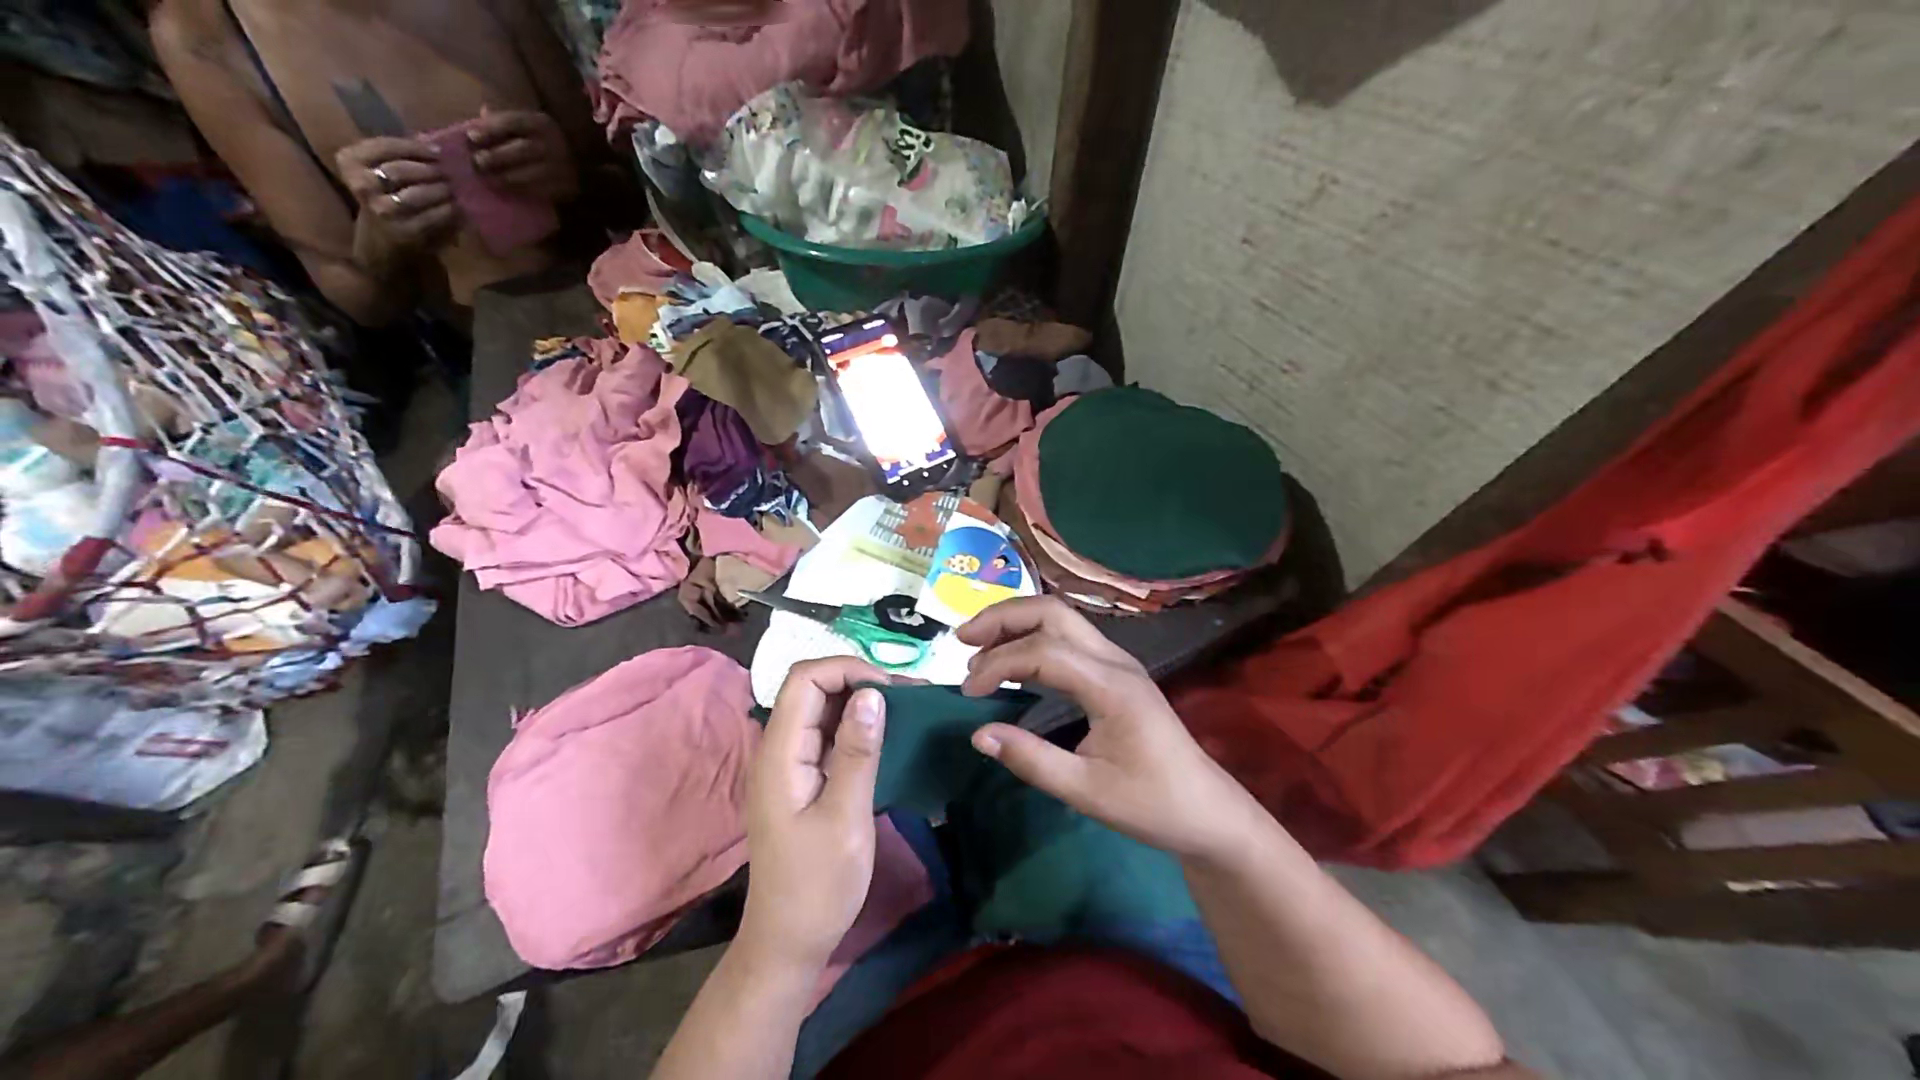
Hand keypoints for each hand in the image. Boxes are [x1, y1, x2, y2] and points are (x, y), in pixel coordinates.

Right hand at [335, 136, 456, 252]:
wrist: (383, 241)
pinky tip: (460, 207)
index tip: (438, 151)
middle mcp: (361, 185)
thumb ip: (400, 155)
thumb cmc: (385, 198)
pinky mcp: (405, 231)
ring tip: (456, 188)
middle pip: (402, 170)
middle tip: (452, 172)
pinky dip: (451, 210)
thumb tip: (432, 139)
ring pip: (418, 193)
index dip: (414, 147)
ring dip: (443, 190)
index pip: (384, 146)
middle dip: (432, 170)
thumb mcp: (380, 170)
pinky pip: (434, 216)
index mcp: (349, 161)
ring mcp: (382, 210)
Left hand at [468, 109, 575, 198]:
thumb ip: (499, 123)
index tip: (471, 137)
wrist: (573, 163)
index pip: (513, 123)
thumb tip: (474, 130)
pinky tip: (506, 189)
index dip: (491, 130)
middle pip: (523, 150)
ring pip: (532, 173)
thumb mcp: (522, 125)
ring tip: (488, 179)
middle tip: (478, 162)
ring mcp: (563, 168)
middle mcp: (555, 144)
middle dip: (497, 156)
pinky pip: (541, 191)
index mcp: (542, 123)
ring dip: (506, 177)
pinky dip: (520, 190)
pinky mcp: (567, 187)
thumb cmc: (536, 141)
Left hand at [741, 658, 888, 969]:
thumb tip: (872, 693)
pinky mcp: (803, 778)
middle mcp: (778, 748)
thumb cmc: (817, 885)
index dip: (846, 669)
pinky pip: (827, 735)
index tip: (891, 688)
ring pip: (821, 709)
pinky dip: (857, 726)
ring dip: (861, 701)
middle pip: (811, 688)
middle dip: (858, 680)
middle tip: (908, 695)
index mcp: (779, 753)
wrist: (789, 940)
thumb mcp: (845, 818)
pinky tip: (889, 733)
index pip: (804, 679)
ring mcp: (789, 763)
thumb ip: (857, 752)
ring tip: (907, 707)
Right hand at [959, 596, 1265, 861]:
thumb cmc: (1151, 804)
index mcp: (1110, 685)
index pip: (1043, 651)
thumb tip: (977, 734)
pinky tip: (1013, 660)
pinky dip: (1033, 637)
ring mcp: (1118, 662)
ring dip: (1017, 623)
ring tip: (978, 647)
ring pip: (1061, 618)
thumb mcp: (1087, 791)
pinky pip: (1069, 638)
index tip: (967, 692)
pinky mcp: (1116, 672)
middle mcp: (1115, 660)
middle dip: (1003, 617)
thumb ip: (1032, 760)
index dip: (998, 663)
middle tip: (963, 640)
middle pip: (1053, 611)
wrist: (1208, 811)